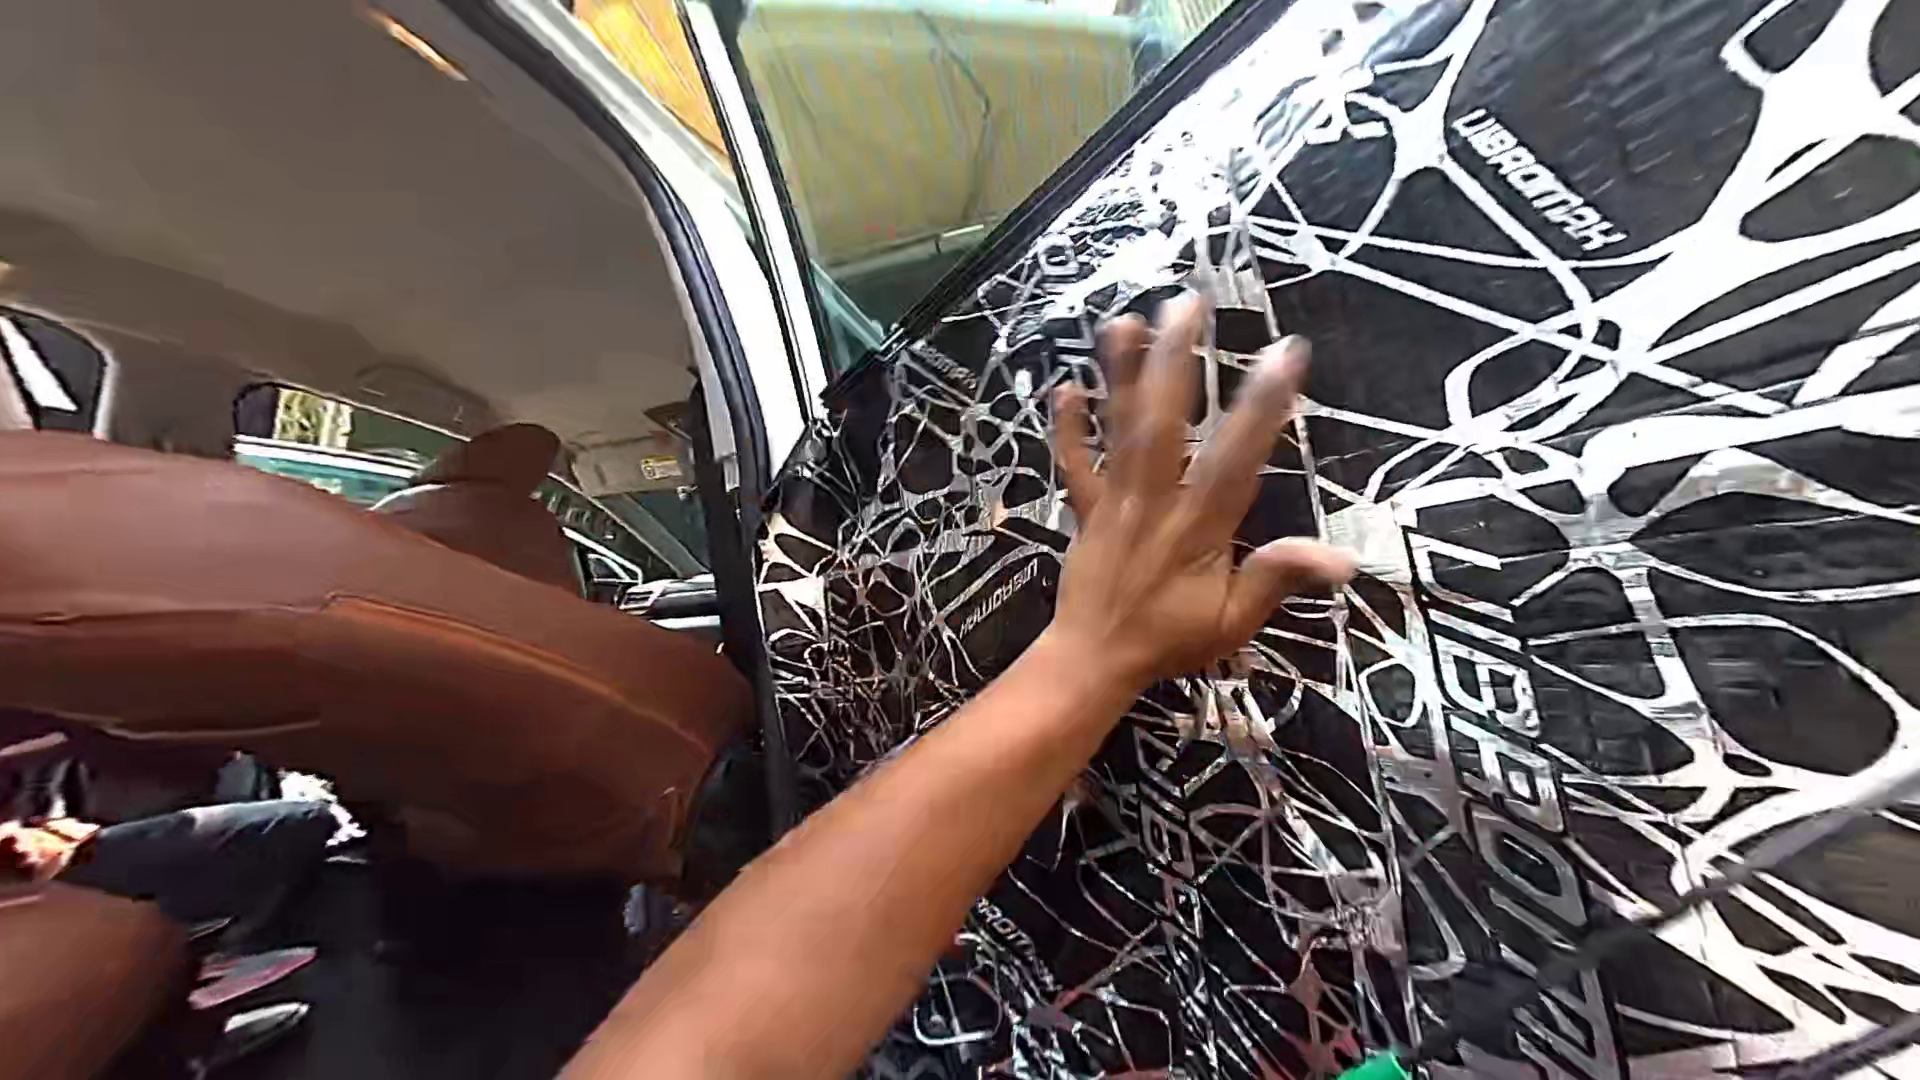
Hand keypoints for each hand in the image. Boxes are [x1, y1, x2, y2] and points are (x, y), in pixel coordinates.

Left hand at [1046, 295, 1354, 688]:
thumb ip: (1274, 581)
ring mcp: (1112, 502)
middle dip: (1175, 364)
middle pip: (1165, 426)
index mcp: (1197, 529)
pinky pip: (1072, 465)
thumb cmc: (1167, 641)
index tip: (1284, 352)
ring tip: (1123, 322)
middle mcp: (1153, 503)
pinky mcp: (1083, 509)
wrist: (1093, 657)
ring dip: (1121, 378)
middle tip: (1185, 304)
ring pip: (1118, 434)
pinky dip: (1067, 429)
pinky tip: (1065, 389)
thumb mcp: (1230, 623)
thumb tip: (1344, 556)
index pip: (1237, 460)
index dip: (1262, 408)